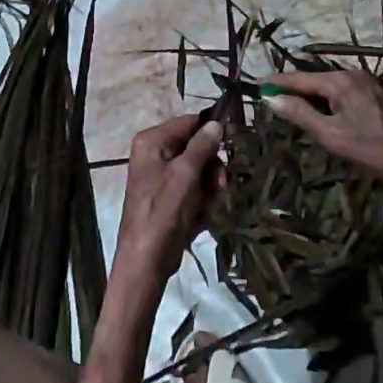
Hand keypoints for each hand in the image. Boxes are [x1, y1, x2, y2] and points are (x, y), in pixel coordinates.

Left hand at [116, 114, 223, 276]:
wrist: (147, 259)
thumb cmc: (164, 211)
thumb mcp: (186, 174)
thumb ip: (202, 145)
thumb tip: (216, 123)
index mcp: (151, 141)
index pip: (188, 122)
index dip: (212, 131)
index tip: (235, 141)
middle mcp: (154, 154)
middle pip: (196, 146)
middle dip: (212, 165)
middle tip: (220, 184)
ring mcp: (162, 176)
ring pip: (199, 169)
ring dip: (211, 184)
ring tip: (213, 201)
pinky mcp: (170, 197)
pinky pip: (194, 187)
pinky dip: (203, 198)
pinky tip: (206, 212)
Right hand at [261, 69, 382, 188]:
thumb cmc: (374, 150)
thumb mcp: (331, 135)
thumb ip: (300, 114)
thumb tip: (271, 98)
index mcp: (339, 81)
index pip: (298, 78)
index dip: (275, 82)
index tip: (254, 85)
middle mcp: (351, 75)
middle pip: (312, 79)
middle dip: (290, 87)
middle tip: (267, 97)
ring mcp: (365, 83)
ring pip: (326, 86)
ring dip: (307, 94)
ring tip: (287, 105)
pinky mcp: (373, 95)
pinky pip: (339, 91)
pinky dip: (324, 99)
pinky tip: (317, 112)